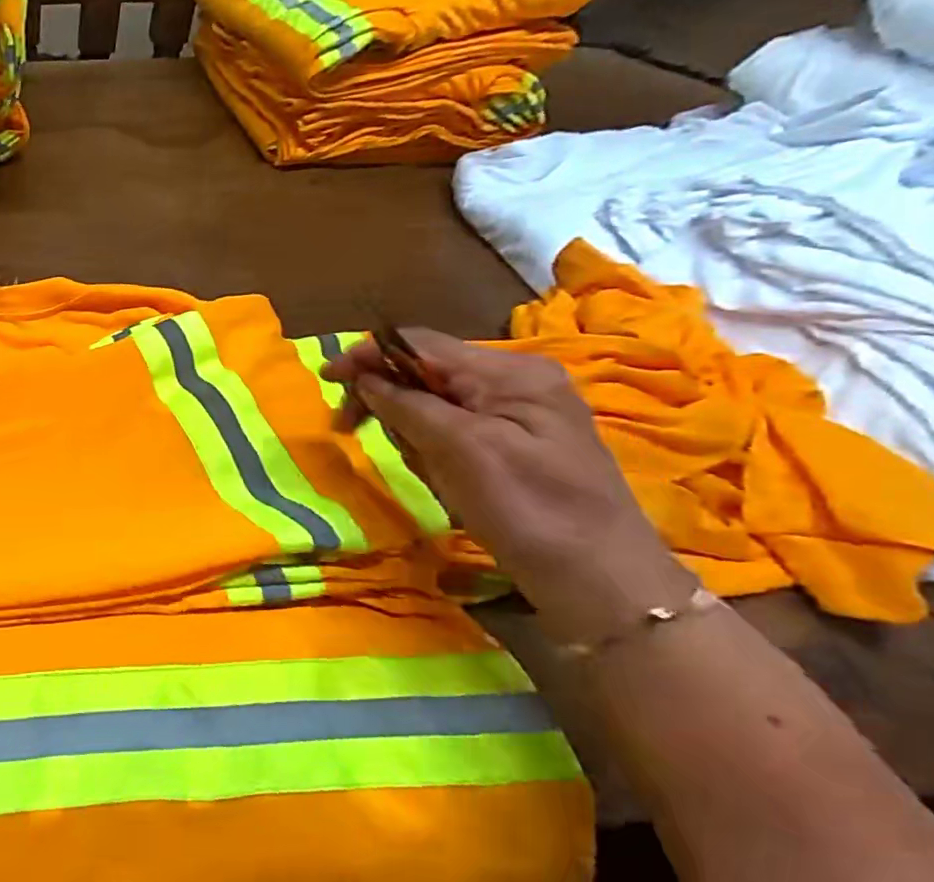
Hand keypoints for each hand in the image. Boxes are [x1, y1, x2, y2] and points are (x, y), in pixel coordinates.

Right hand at [323, 329, 696, 639]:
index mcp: (510, 372)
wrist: (605, 588)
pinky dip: (439, 452)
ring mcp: (524, 414)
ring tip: (431, 476)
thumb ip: (410, 405)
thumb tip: (365, 376)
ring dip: (416, 434)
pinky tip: (449, 484)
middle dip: (392, 399)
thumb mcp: (464, 453)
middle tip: (355, 430)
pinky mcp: (522, 446)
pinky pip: (459, 432)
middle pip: (428, 372)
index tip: (328, 378)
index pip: (422, 345)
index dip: (370, 355)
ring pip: (439, 405)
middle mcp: (518, 381)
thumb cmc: (532, 514)